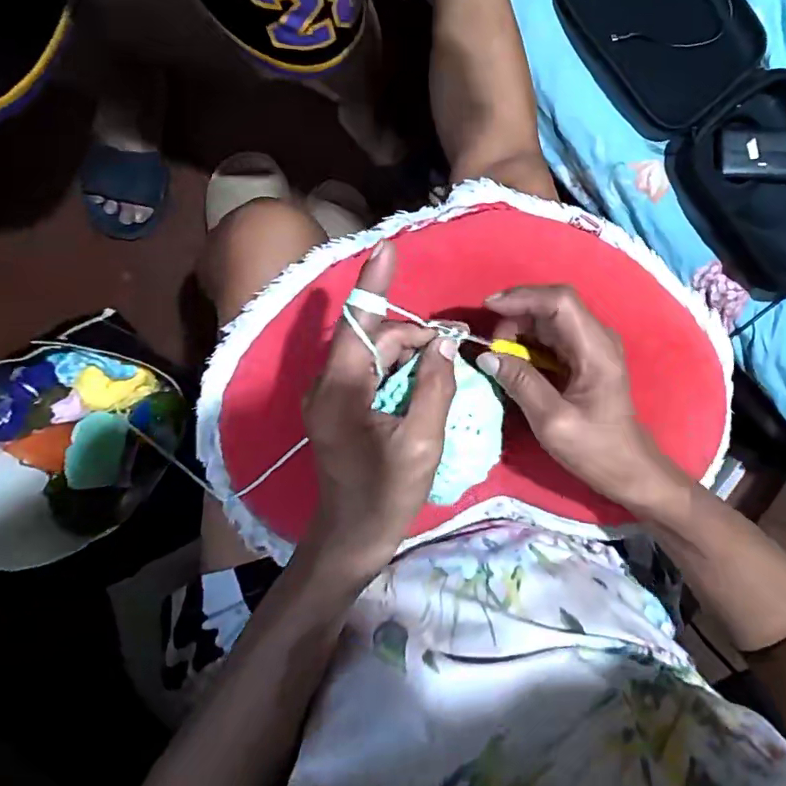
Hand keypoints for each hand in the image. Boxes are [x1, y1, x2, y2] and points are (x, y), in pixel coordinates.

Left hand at [301, 242, 459, 573]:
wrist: (350, 538)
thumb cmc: (385, 494)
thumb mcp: (421, 441)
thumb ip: (434, 386)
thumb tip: (445, 343)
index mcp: (341, 387)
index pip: (359, 321)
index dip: (374, 281)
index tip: (388, 246)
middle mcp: (328, 384)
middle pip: (375, 338)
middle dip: (415, 336)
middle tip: (457, 346)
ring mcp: (330, 396)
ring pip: (375, 355)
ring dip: (411, 355)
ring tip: (447, 367)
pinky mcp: (338, 408)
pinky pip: (371, 374)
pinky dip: (399, 372)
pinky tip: (426, 383)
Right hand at [476, 285, 686, 510]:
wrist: (627, 468)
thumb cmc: (594, 448)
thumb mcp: (552, 421)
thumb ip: (521, 383)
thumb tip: (487, 356)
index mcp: (596, 349)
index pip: (560, 301)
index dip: (523, 297)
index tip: (489, 309)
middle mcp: (597, 338)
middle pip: (553, 305)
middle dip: (516, 314)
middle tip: (489, 341)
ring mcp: (591, 346)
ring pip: (549, 319)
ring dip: (519, 327)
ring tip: (495, 350)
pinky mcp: (583, 358)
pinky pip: (551, 336)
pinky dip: (527, 340)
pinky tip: (509, 357)